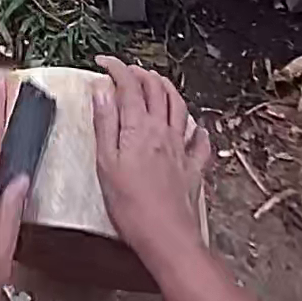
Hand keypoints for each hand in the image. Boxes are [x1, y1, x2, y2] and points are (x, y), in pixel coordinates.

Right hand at [91, 55, 212, 270]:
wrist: (167, 238)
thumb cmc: (132, 206)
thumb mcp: (106, 163)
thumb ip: (105, 123)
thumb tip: (101, 91)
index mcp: (139, 127)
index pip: (128, 85)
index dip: (116, 68)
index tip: (103, 62)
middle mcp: (162, 130)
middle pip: (155, 88)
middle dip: (140, 73)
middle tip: (127, 70)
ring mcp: (180, 147)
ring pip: (178, 105)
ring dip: (166, 88)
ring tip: (157, 82)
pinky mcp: (193, 167)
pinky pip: (199, 141)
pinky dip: (196, 129)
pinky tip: (194, 128)